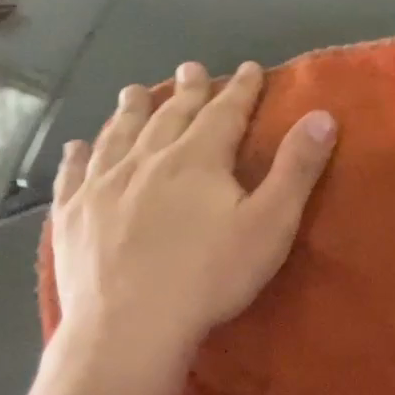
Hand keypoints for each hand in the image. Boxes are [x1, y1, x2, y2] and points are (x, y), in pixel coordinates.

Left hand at [50, 61, 336, 363]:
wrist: (131, 326)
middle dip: (186, 91)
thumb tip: (322, 116)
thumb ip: (297, 168)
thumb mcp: (272, 222)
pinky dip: (81, 154)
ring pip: (119, 135)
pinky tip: (81, 146)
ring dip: (132, 110)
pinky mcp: (72, 217)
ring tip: (136, 91)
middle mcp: (146, 161)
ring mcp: (102, 187)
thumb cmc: (212, 274)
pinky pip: (75, 173)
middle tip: (191, 68)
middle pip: (169, 116)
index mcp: (197, 160)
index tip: (249, 68)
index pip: (224, 113)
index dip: (241, 90)